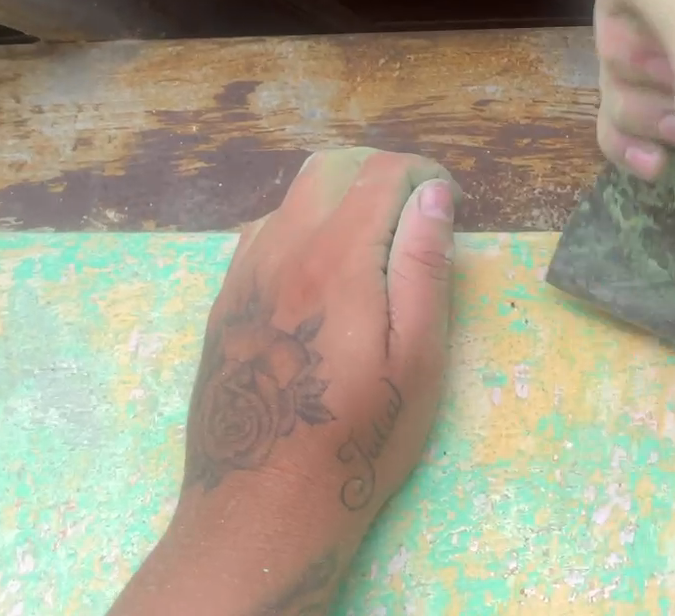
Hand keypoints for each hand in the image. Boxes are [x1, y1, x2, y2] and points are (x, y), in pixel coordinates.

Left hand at [110, 148, 458, 615]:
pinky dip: (306, 226)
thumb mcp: (417, 354)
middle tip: (414, 213)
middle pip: (330, 167)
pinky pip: (266, 231)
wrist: (262, 508)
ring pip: (294, 197)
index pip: (381, 173)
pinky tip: (326, 275)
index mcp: (337, 258)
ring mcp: (244, 273)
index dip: (425, 174)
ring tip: (375, 246)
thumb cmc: (361, 432)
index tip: (449, 202)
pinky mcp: (225, 300)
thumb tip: (434, 193)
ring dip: (341, 199)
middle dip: (380, 173)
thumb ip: (424, 265)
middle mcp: (282, 249)